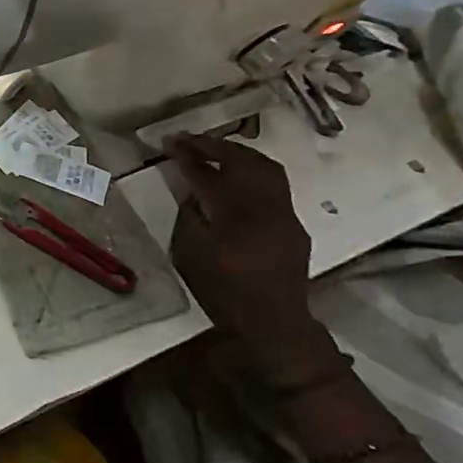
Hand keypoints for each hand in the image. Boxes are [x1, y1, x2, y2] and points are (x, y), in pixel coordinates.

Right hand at [166, 134, 336, 381]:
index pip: (209, 172)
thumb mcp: (189, 249)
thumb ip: (192, 211)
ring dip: (239, 155)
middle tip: (190, 140)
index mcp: (235, 214)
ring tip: (214, 151)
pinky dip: (252, 172)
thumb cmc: (219, 288)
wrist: (270, 323)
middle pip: (246, 161)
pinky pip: (274, 185)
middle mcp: (267, 208)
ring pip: (267, 169)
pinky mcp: (293, 225)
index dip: (188, 153)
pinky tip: (236, 178)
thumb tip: (195, 187)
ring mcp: (286, 215)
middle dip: (217, 146)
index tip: (169, 140)